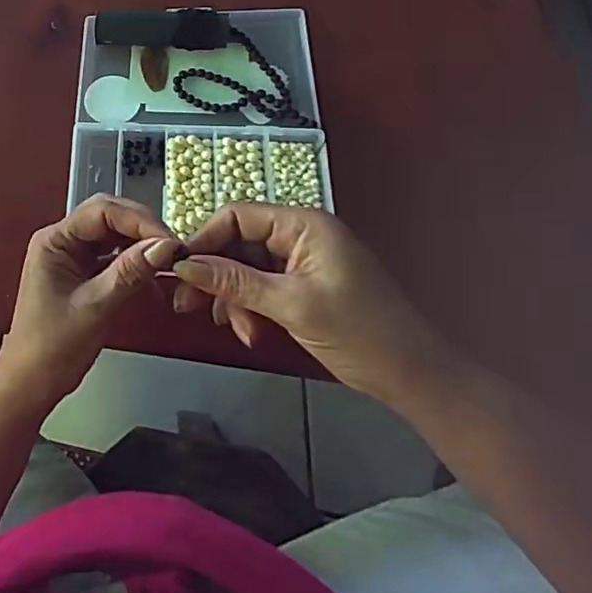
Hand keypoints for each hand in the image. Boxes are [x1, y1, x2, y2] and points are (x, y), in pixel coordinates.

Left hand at [0, 194, 183, 406]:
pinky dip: (137, 264)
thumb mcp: (95, 307)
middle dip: (143, 229)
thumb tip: (165, 246)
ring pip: (115, 236)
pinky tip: (156, 278)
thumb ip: (129, 273)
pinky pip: (115, 257)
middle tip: (174, 249)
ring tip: (170, 262)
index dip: (139, 222)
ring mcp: (73, 257)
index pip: (101, 211)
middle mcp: (62, 241)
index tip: (169, 241)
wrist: (33, 378)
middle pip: (110, 218)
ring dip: (143, 246)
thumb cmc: (50, 346)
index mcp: (53, 240)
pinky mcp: (84, 274)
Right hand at [172, 203, 453, 402]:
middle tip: (185, 304)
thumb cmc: (361, 333)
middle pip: (237, 243)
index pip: (237, 216)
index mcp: (304, 226)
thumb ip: (234, 281)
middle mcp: (301, 235)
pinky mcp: (302, 284)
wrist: (414, 376)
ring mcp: (302, 261)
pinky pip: (260, 286)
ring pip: (244, 268)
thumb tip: (184, 266)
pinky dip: (249, 307)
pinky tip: (249, 332)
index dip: (204, 239)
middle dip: (213, 274)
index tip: (178, 269)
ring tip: (230, 327)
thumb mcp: (290, 305)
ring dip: (231, 297)